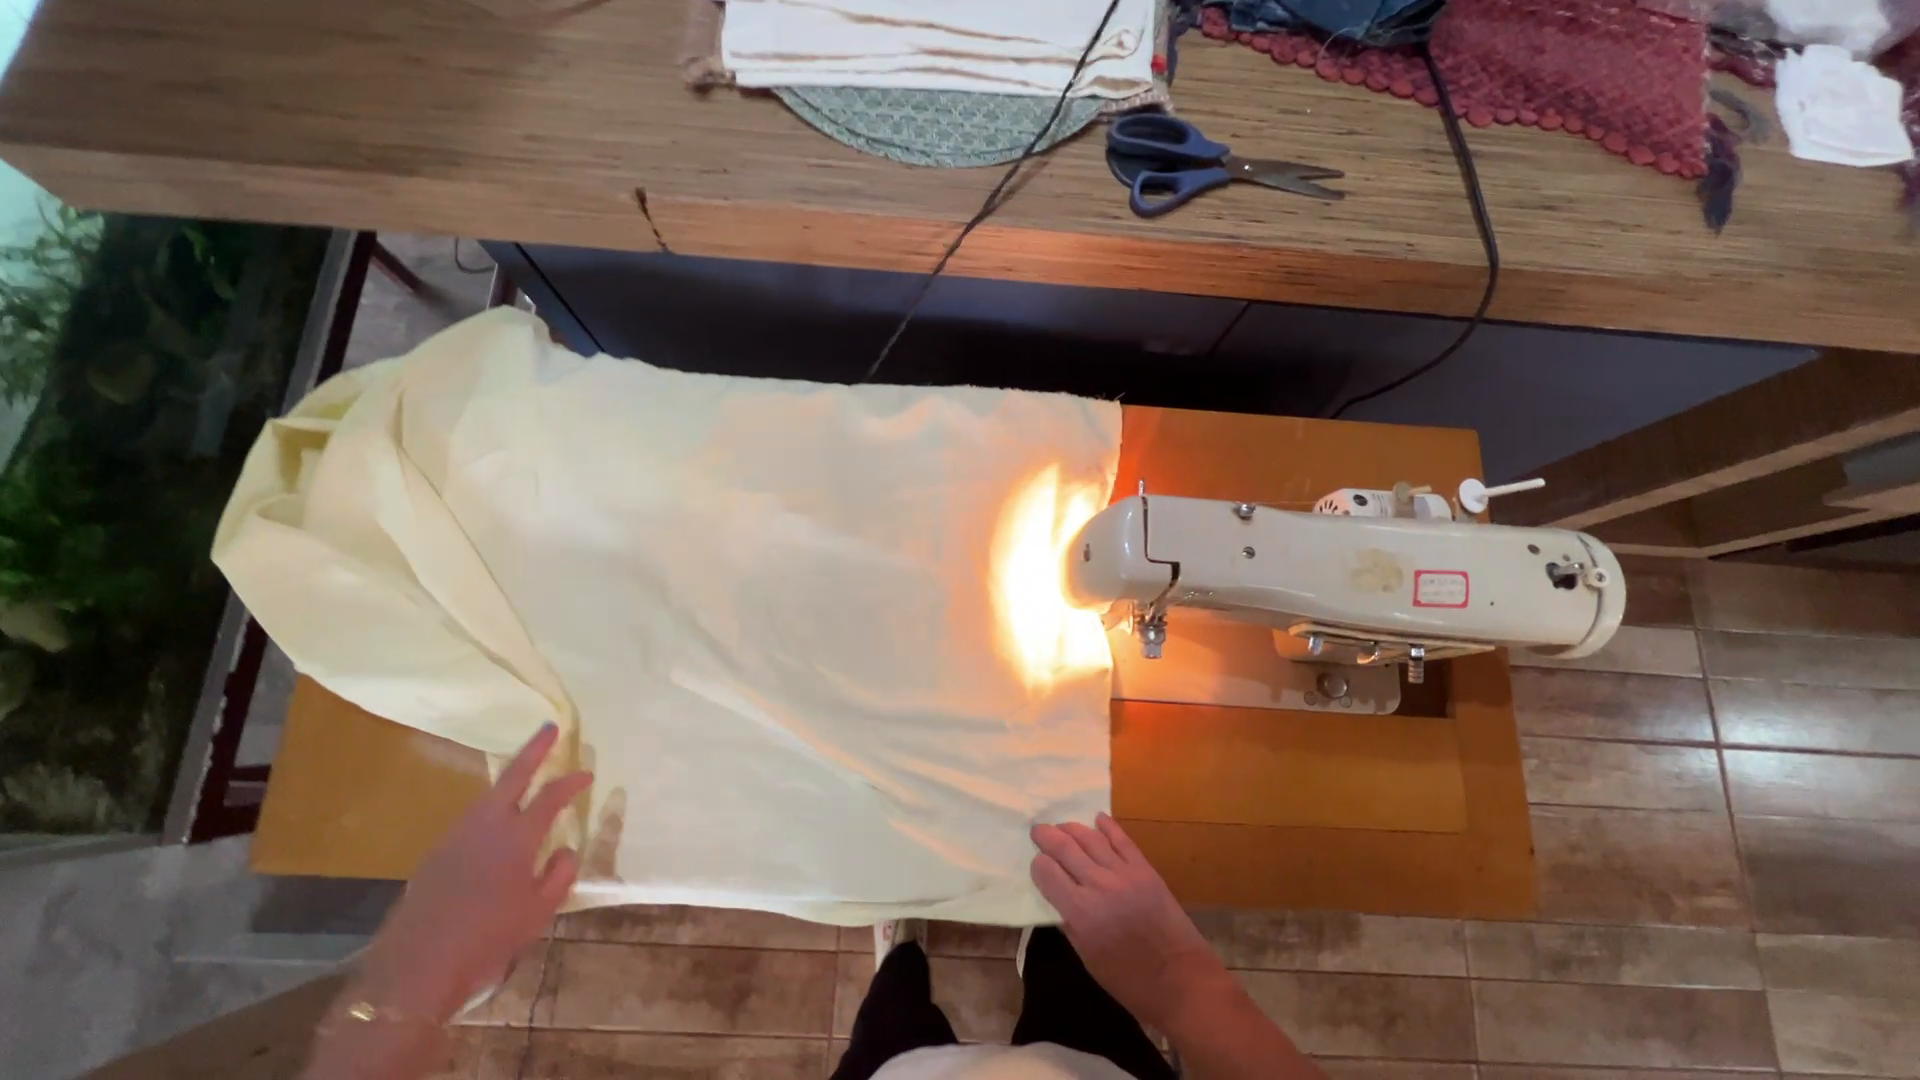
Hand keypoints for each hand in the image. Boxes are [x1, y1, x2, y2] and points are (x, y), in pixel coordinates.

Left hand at [355, 723, 592, 1023]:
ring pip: (488, 797)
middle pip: (513, 776)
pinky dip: (491, 811)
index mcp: (517, 836)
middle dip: (534, 750)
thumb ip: (559, 875)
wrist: (416, 967)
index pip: (551, 797)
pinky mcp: (436, 855)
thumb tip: (565, 851)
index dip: (572, 782)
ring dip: (509, 782)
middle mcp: (486, 825)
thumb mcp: (539, 912)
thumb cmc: (488, 938)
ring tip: (525, 777)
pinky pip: (472, 821)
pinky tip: (496, 827)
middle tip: (549, 729)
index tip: (588, 773)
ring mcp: (456, 837)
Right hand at [1030, 812, 1232, 1032]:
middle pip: (1065, 848)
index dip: (1038, 865)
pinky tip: (1097, 818)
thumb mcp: (1087, 958)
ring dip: (1072, 828)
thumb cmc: (1128, 979)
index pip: (1047, 872)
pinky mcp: (1145, 869)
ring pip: (1091, 838)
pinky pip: (1122, 840)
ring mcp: (1124, 873)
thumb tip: (1055, 899)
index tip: (1036, 864)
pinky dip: (1108, 826)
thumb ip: (1068, 924)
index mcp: (1080, 912)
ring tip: (1062, 826)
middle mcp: (1099, 885)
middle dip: (1047, 836)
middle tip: (1038, 830)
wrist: (1179, 978)